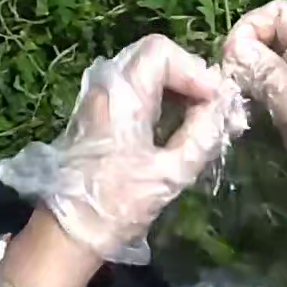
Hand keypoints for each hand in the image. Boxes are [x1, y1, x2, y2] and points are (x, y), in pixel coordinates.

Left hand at [0, 35, 243, 262]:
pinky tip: (179, 122)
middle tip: (214, 106)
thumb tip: (222, 108)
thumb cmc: (115, 206)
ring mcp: (97, 98)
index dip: (194, 69)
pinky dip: (160, 96)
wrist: (64, 234)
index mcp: (120, 94)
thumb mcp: (168, 175)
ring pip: (143, 70)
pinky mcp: (98, 113)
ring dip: (176, 86)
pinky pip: (133, 87)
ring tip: (203, 116)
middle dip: (189, 75)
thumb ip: (200, 135)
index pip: (161, 51)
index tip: (216, 99)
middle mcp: (104, 86)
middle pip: (153, 55)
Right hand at [222, 0, 286, 231]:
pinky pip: (278, 88)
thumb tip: (232, 48)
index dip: (250, 27)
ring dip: (253, 81)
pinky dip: (264, 99)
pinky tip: (258, 120)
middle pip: (272, 36)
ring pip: (271, 64)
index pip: (277, 12)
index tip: (231, 59)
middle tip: (230, 86)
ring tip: (241, 106)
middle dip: (247, 56)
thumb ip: (266, 73)